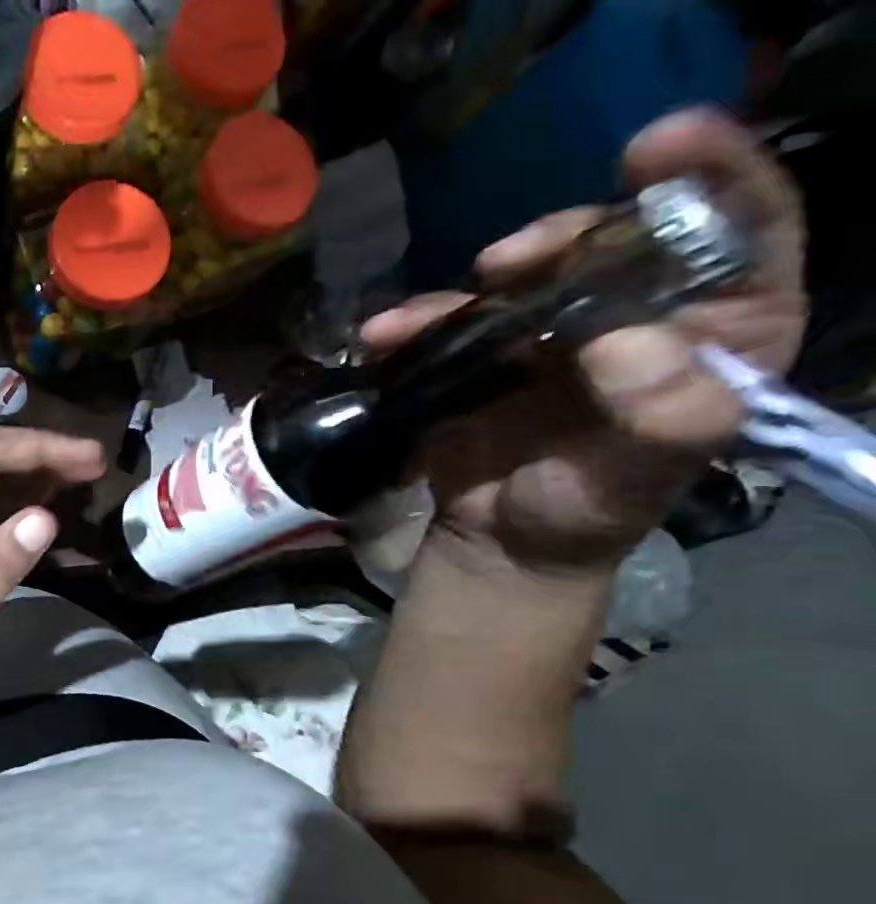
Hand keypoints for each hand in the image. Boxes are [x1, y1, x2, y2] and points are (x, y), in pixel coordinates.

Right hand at [361, 108, 806, 573]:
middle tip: (507, 258)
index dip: (711, 177)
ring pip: (526, 274)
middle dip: (563, 236)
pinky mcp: (481, 355)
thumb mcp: (642, 476)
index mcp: (711, 332)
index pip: (738, 234)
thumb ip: (661, 415)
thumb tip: (620, 343)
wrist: (499, 541)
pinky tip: (382, 336)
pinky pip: (450, 321)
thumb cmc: (587, 511)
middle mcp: (636, 315)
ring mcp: (552, 332)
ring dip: (478, 282)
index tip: (655, 145)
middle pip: (614, 241)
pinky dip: (413, 324)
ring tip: (432, 309)